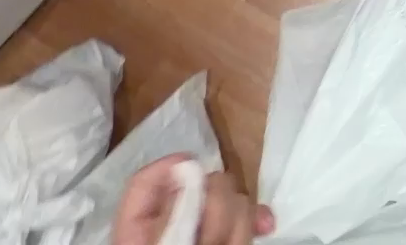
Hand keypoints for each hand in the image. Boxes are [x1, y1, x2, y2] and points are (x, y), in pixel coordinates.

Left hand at [113, 155, 274, 244]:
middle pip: (201, 183)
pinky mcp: (227, 240)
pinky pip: (249, 215)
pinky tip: (266, 230)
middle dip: (220, 209)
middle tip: (215, 242)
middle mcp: (171, 225)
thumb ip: (174, 221)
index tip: (200, 175)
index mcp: (139, 232)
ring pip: (231, 198)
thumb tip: (186, 168)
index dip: (174, 169)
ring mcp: (201, 232)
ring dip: (239, 225)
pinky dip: (257, 221)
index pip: (148, 182)